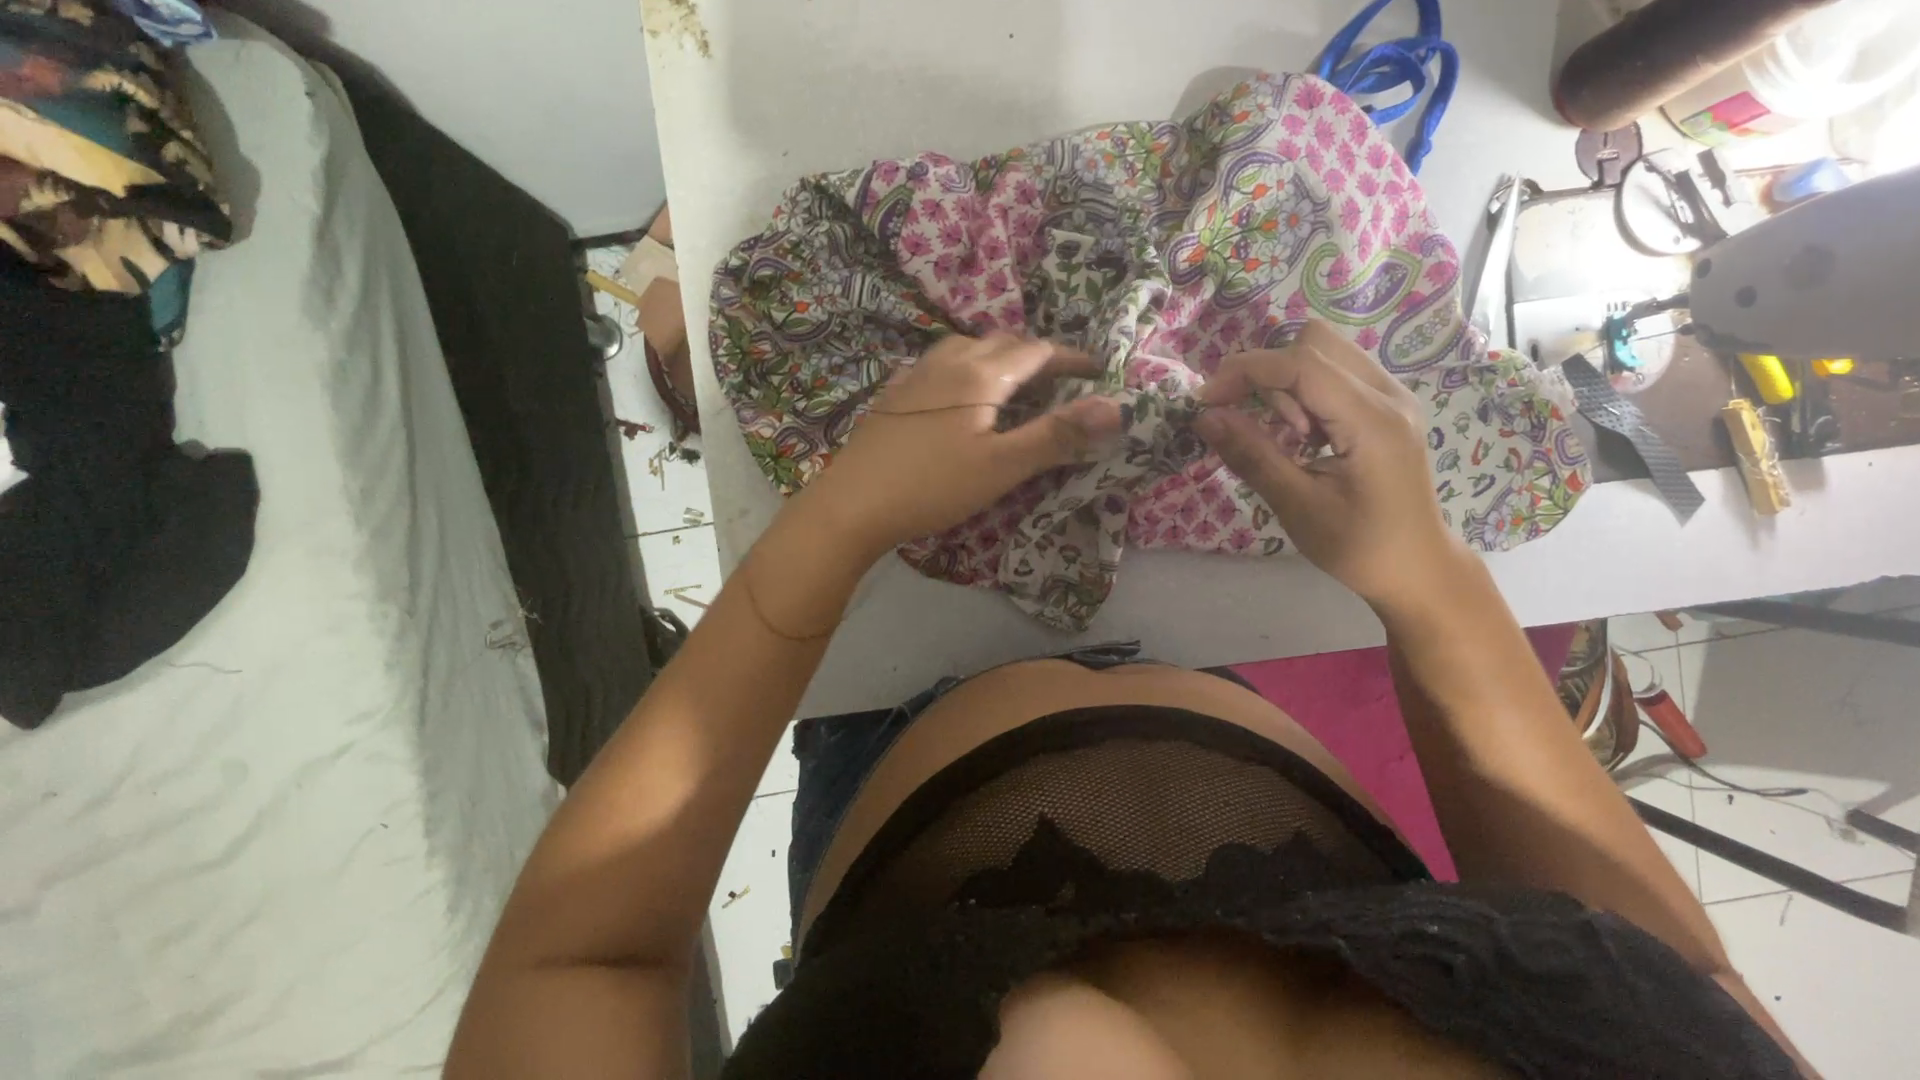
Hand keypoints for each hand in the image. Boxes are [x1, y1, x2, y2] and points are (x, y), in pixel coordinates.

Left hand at [792, 333, 1123, 557]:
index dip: (1070, 358)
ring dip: (996, 357)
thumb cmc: (932, 486)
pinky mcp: (892, 397)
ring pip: (964, 349)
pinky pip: (936, 366)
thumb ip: (1056, 435)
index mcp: (980, 375)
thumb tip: (1115, 407)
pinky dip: (962, 370)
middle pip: (1000, 343)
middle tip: (1059, 380)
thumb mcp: (1002, 466)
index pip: (1036, 351)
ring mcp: (913, 377)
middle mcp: (947, 363)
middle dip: (1035, 355)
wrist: (851, 505)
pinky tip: (956, 394)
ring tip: (1011, 383)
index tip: (1096, 371)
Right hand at [1194, 320, 1467, 608]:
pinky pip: (1335, 374)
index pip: (1301, 364)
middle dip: (1267, 373)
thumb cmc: (1358, 547)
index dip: (1245, 371)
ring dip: (1286, 384)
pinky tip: (1303, 437)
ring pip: (1324, 353)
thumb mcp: (1298, 507)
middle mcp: (1389, 394)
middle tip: (1253, 422)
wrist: (1416, 569)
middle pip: (1313, 343)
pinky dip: (1305, 393)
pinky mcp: (1386, 407)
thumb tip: (1205, 417)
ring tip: (1285, 437)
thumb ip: (1252, 456)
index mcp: (1373, 420)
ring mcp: (1392, 397)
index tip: (1205, 400)